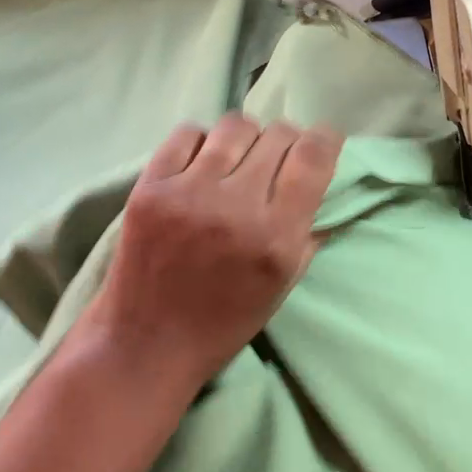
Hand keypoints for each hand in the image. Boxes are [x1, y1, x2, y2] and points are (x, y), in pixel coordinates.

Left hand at [85, 113, 342, 387]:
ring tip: (240, 158)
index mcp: (276, 237)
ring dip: (248, 137)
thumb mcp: (283, 285)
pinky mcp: (149, 188)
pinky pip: (187, 134)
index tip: (325, 141)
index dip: (326, 139)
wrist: (145, 345)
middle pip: (279, 135)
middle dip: (289, 141)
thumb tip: (322, 183)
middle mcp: (236, 207)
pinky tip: (202, 164)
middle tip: (280, 158)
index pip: (313, 158)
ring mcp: (189, 194)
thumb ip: (308, 233)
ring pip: (236, 126)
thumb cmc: (223, 322)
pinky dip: (202, 142)